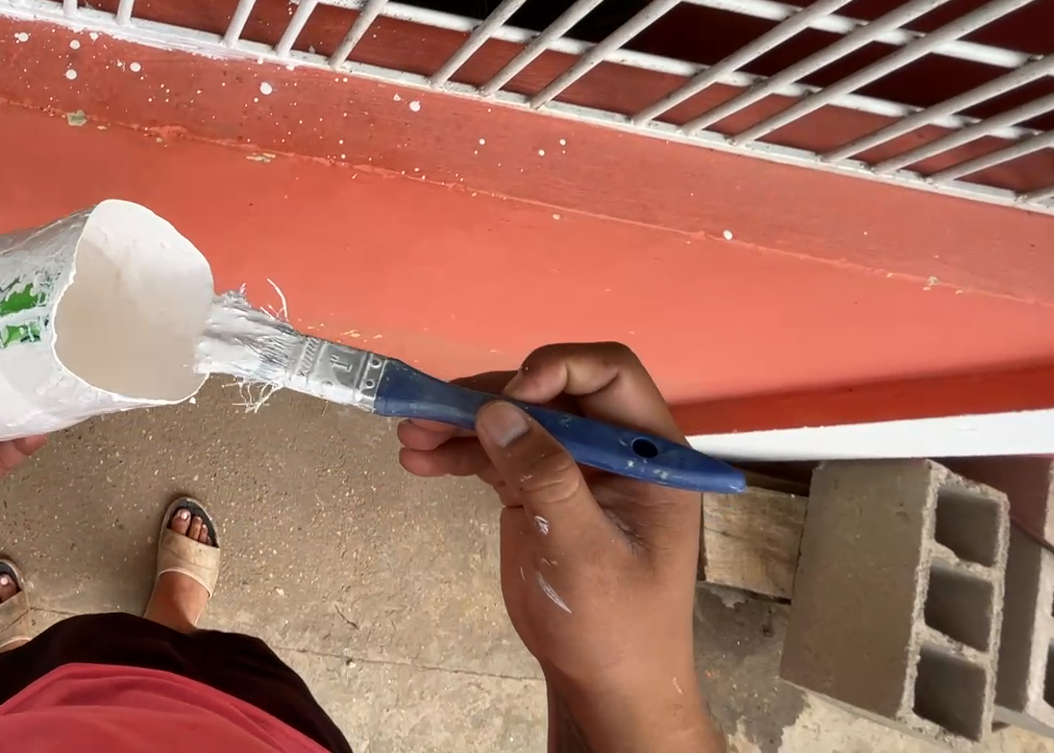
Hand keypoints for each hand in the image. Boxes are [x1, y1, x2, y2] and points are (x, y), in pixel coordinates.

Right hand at [396, 343, 717, 751]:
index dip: (556, 370)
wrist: (598, 682)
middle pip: (542, 392)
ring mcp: (566, 466)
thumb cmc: (613, 625)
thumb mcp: (583, 552)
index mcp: (646, 457)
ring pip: (508, 418)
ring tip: (407, 434)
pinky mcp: (530, 485)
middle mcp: (607, 450)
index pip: (609, 376)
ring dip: (455, 422)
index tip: (510, 402)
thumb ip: (546, 478)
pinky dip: (452, 451)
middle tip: (428, 412)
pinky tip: (417, 460)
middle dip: (484, 399)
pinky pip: (488, 451)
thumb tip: (497, 411)